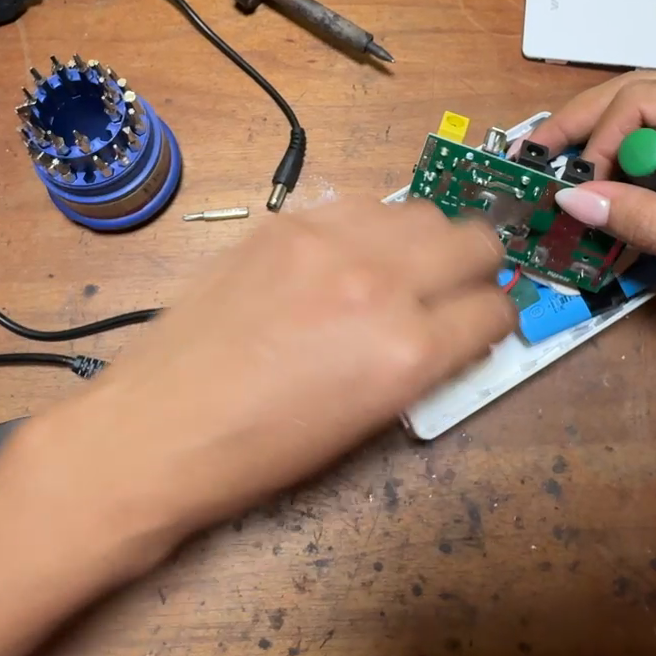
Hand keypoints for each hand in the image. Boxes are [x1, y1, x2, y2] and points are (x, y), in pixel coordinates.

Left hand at [3, 199, 510, 556]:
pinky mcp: (285, 221)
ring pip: (419, 210)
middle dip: (478, 266)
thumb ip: (423, 362)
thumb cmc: (264, 451)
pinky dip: (369, 226)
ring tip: (397, 267)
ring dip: (424, 239)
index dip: (495, 320)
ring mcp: (328, 241)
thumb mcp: (368, 420)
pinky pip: (357, 204)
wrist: (160, 426)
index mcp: (407, 350)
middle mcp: (380, 282)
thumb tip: (454, 326)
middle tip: (455, 285)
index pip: (495, 309)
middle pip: (474, 241)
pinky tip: (345, 254)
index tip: (482, 322)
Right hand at [528, 71, 655, 357]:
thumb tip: (571, 196)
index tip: (578, 189)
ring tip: (578, 166)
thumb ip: (651, 222)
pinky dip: (653, 147)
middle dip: (592, 121)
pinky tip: (634, 176)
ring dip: (618, 133)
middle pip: (651, 85)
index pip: (650, 98)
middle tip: (541, 155)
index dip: (600, 138)